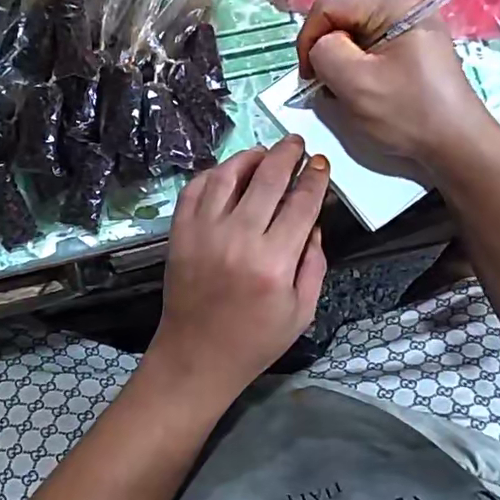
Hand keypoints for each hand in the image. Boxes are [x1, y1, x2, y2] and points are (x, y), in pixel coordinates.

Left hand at [146, 136, 328, 404]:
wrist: (197, 356)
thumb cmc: (255, 340)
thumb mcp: (302, 311)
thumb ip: (313, 264)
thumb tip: (313, 224)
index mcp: (274, 263)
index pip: (301, 204)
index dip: (314, 178)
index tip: (320, 164)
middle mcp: (238, 240)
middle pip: (267, 179)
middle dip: (286, 154)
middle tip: (296, 143)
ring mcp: (203, 233)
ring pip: (227, 176)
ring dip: (249, 157)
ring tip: (264, 152)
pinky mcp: (179, 234)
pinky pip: (195, 190)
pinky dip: (213, 173)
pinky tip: (228, 172)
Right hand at [296, 0, 499, 173]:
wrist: (455, 143)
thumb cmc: (407, 113)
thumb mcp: (355, 83)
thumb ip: (325, 53)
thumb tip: (322, 48)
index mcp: (394, 2)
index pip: (328, 6)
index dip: (309, 40)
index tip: (310, 78)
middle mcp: (405, 3)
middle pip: (342, 18)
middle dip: (327, 52)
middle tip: (328, 87)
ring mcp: (410, 24)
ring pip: (353, 35)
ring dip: (341, 64)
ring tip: (348, 93)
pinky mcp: (412, 46)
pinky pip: (370, 48)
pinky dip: (358, 69)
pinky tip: (364, 91)